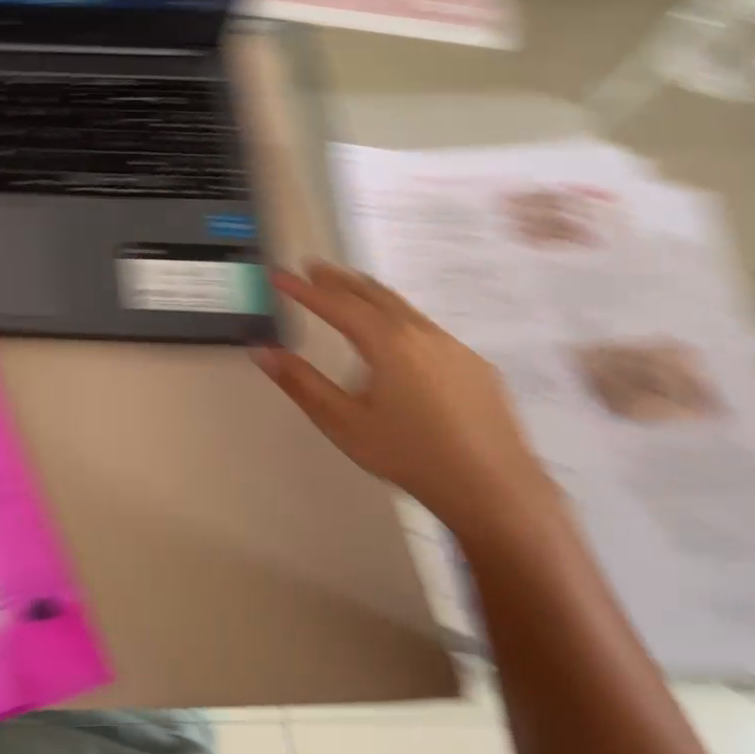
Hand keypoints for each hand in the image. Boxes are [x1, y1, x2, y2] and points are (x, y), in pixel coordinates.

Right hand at [252, 263, 554, 530]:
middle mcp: (423, 335)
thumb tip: (263, 351)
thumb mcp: (341, 421)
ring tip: (349, 291)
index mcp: (388, 344)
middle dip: (340, 279)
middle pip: (375, 295)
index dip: (304, 290)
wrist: (492, 486)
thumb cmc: (407, 454)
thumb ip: (301, 383)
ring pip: (405, 309)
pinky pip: (427, 328)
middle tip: (314, 267)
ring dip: (371, 295)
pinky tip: (394, 338)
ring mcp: (454, 348)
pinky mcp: (474, 367)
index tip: (279, 274)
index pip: (336, 306)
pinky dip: (398, 317)